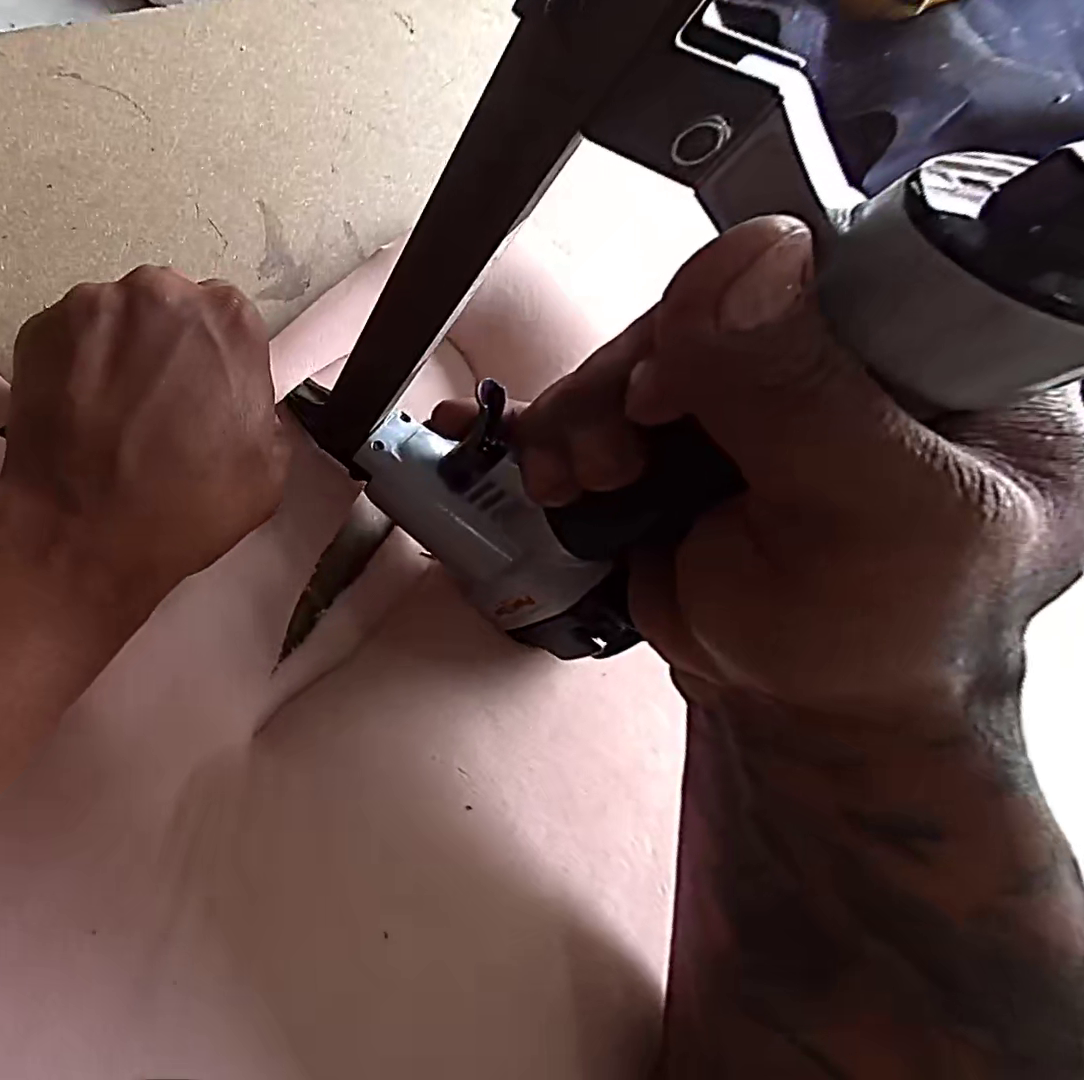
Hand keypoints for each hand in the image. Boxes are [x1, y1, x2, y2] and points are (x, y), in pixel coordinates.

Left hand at [0, 265, 288, 607]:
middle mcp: (161, 293)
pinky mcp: (39, 329)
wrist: (79, 535)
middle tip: (149, 408)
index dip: (211, 363)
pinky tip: (74, 413)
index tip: (196, 396)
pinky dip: (73, 366)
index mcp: (228, 319)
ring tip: (108, 416)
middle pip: (167, 310)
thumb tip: (239, 401)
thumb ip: (262, 412)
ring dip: (116, 355)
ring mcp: (92, 307)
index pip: (225, 321)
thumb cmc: (177, 511)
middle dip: (162, 349)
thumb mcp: (265, 473)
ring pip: (114, 321)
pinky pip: (67, 339)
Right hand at [480, 216, 1083, 719]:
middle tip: (618, 464)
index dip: (724, 316)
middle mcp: (826, 365)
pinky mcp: (661, 445)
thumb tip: (743, 250)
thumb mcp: (861, 513)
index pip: (815, 270)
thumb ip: (797, 393)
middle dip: (621, 388)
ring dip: (573, 423)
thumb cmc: (865, 630)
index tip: (670, 399)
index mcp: (934, 358)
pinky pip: (583, 410)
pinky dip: (547, 439)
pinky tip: (552, 479)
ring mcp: (732, 407)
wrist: (787, 697)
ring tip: (584, 487)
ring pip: (618, 364)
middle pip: (687, 318)